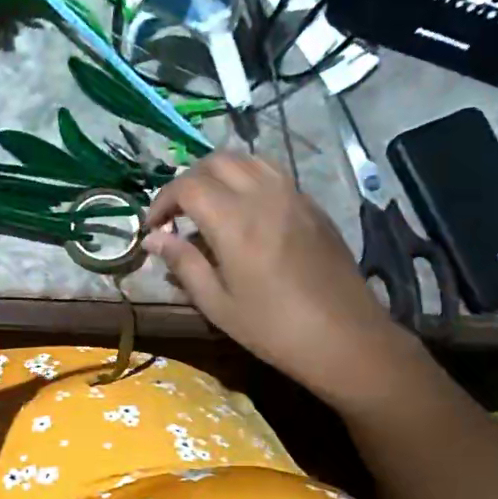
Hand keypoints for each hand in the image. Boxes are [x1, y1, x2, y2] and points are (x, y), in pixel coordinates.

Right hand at [144, 152, 416, 408]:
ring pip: (248, 160)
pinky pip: (274, 175)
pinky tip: (245, 213)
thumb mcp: (217, 304)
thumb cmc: (273, 329)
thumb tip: (153, 238)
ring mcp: (294, 196)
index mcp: (235, 222)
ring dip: (220, 174)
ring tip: (209, 206)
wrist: (345, 338)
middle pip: (217, 161)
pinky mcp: (313, 206)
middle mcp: (264, 196)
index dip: (162, 201)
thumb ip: (183, 263)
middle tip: (177, 214)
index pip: (187, 186)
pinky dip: (248, 181)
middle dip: (188, 181)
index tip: (153, 227)